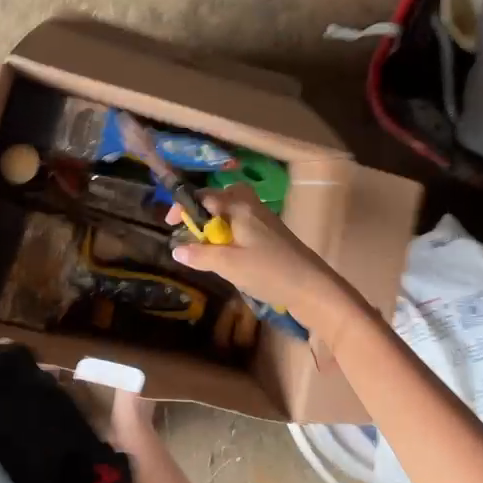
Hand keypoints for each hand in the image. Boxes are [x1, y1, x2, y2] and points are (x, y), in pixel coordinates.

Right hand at [166, 186, 365, 339]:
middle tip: (191, 230)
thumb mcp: (228, 265)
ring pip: (233, 210)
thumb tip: (176, 249)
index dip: (184, 207)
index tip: (170, 225)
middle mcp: (251, 206)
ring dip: (217, 222)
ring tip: (206, 244)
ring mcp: (264, 219)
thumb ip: (200, 255)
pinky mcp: (272, 234)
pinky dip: (230, 232)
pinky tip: (228, 254)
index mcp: (239, 206)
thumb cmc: (268, 270)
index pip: (204, 196)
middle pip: (221, 197)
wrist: (312, 286)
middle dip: (203, 210)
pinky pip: (243, 223)